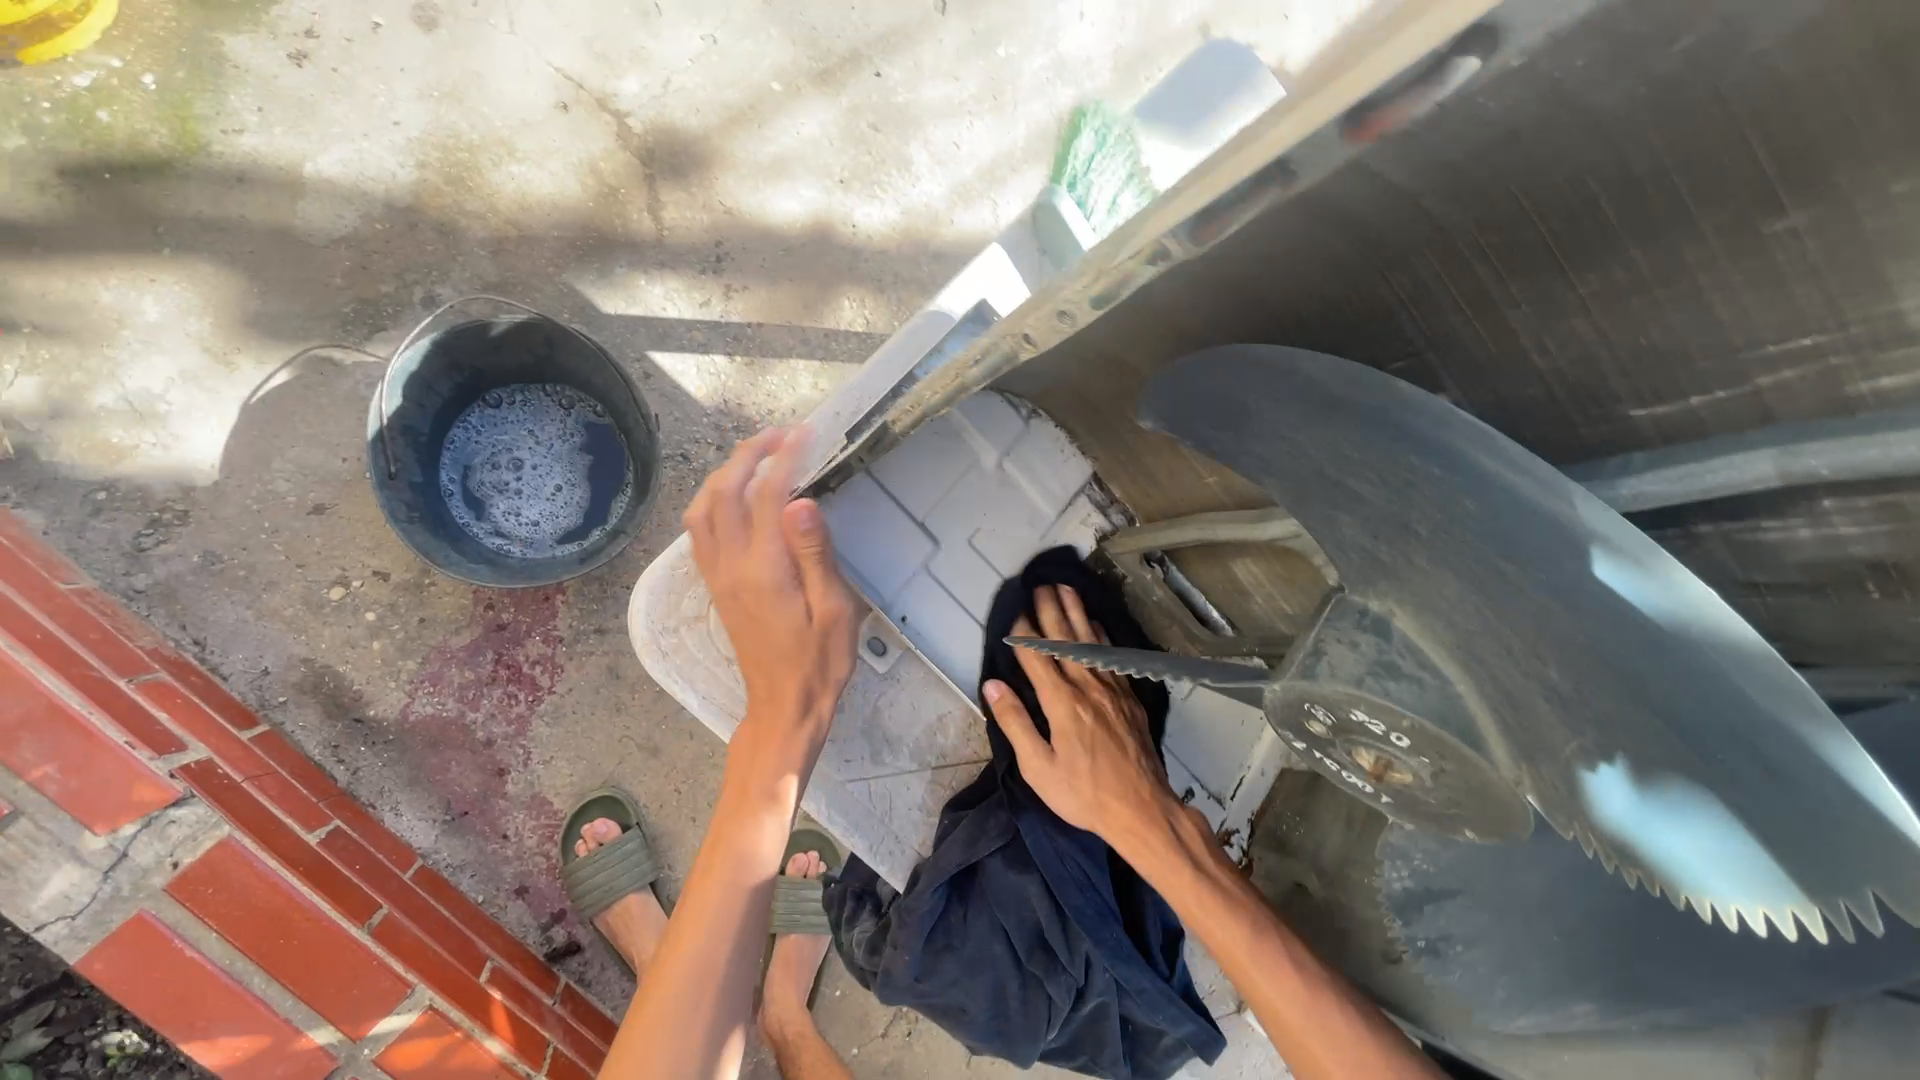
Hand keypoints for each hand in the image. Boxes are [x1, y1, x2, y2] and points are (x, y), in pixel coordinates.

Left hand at [684, 427, 859, 738]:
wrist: (783, 707)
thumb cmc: (819, 663)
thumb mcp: (834, 611)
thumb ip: (815, 554)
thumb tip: (800, 502)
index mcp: (763, 569)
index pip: (766, 496)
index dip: (783, 458)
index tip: (803, 432)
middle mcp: (730, 567)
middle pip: (722, 493)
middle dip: (747, 455)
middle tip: (779, 435)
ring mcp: (717, 577)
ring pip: (701, 509)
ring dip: (723, 474)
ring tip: (756, 458)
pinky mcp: (716, 587)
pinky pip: (700, 531)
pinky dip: (712, 500)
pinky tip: (734, 497)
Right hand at [984, 585, 1183, 850]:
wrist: (1142, 809)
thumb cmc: (1083, 794)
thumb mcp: (1039, 768)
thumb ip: (1016, 722)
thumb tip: (994, 685)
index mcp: (1061, 703)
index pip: (1037, 656)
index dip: (1023, 631)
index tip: (1014, 608)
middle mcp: (1087, 687)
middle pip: (1066, 640)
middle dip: (1051, 610)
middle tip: (1040, 585)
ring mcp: (1112, 690)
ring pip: (1091, 642)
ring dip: (1077, 613)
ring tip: (1067, 589)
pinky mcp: (1129, 698)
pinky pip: (1112, 657)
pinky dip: (1101, 637)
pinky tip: (1096, 626)